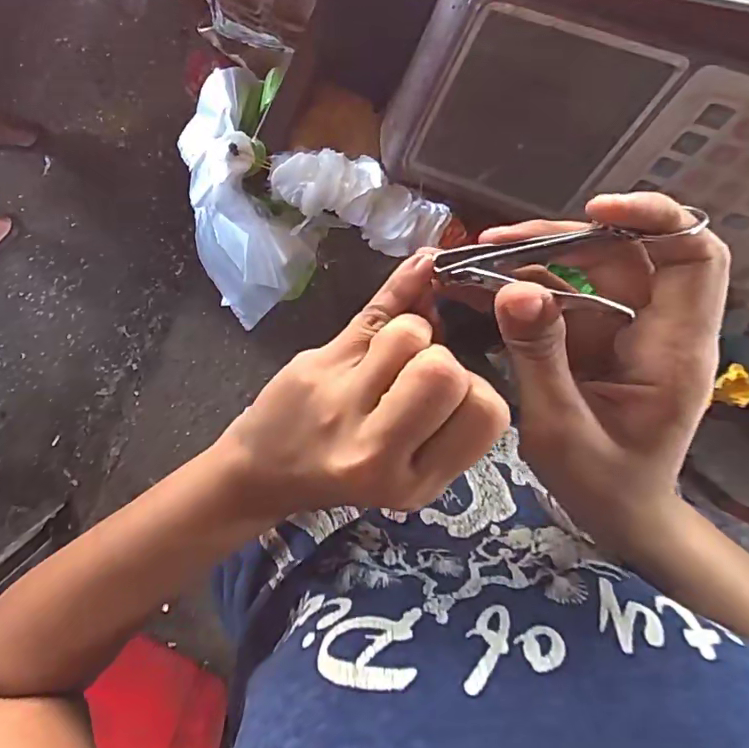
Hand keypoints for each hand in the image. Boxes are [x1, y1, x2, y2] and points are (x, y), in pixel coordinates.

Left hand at [209, 251, 510, 518]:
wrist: (263, 470)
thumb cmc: (343, 474)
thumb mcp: (407, 470)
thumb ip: (448, 420)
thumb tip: (481, 336)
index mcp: (415, 483)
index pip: (485, 413)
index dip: (476, 393)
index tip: (453, 397)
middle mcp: (376, 449)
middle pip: (445, 371)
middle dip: (443, 360)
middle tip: (417, 373)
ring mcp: (339, 403)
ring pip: (407, 333)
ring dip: (412, 333)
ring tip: (390, 356)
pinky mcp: (315, 366)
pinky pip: (373, 311)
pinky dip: (403, 284)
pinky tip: (424, 264)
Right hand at [484, 193, 730, 543]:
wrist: (616, 515)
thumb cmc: (604, 484)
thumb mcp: (562, 428)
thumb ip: (539, 357)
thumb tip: (513, 289)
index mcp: (673, 347)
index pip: (693, 256)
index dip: (654, 218)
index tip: (594, 210)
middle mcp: (653, 325)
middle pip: (623, 250)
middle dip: (559, 237)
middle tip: (493, 244)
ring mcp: (621, 328)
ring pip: (585, 266)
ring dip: (531, 257)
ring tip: (472, 259)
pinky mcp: (592, 336)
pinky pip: (558, 295)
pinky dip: (519, 285)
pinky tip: (474, 285)